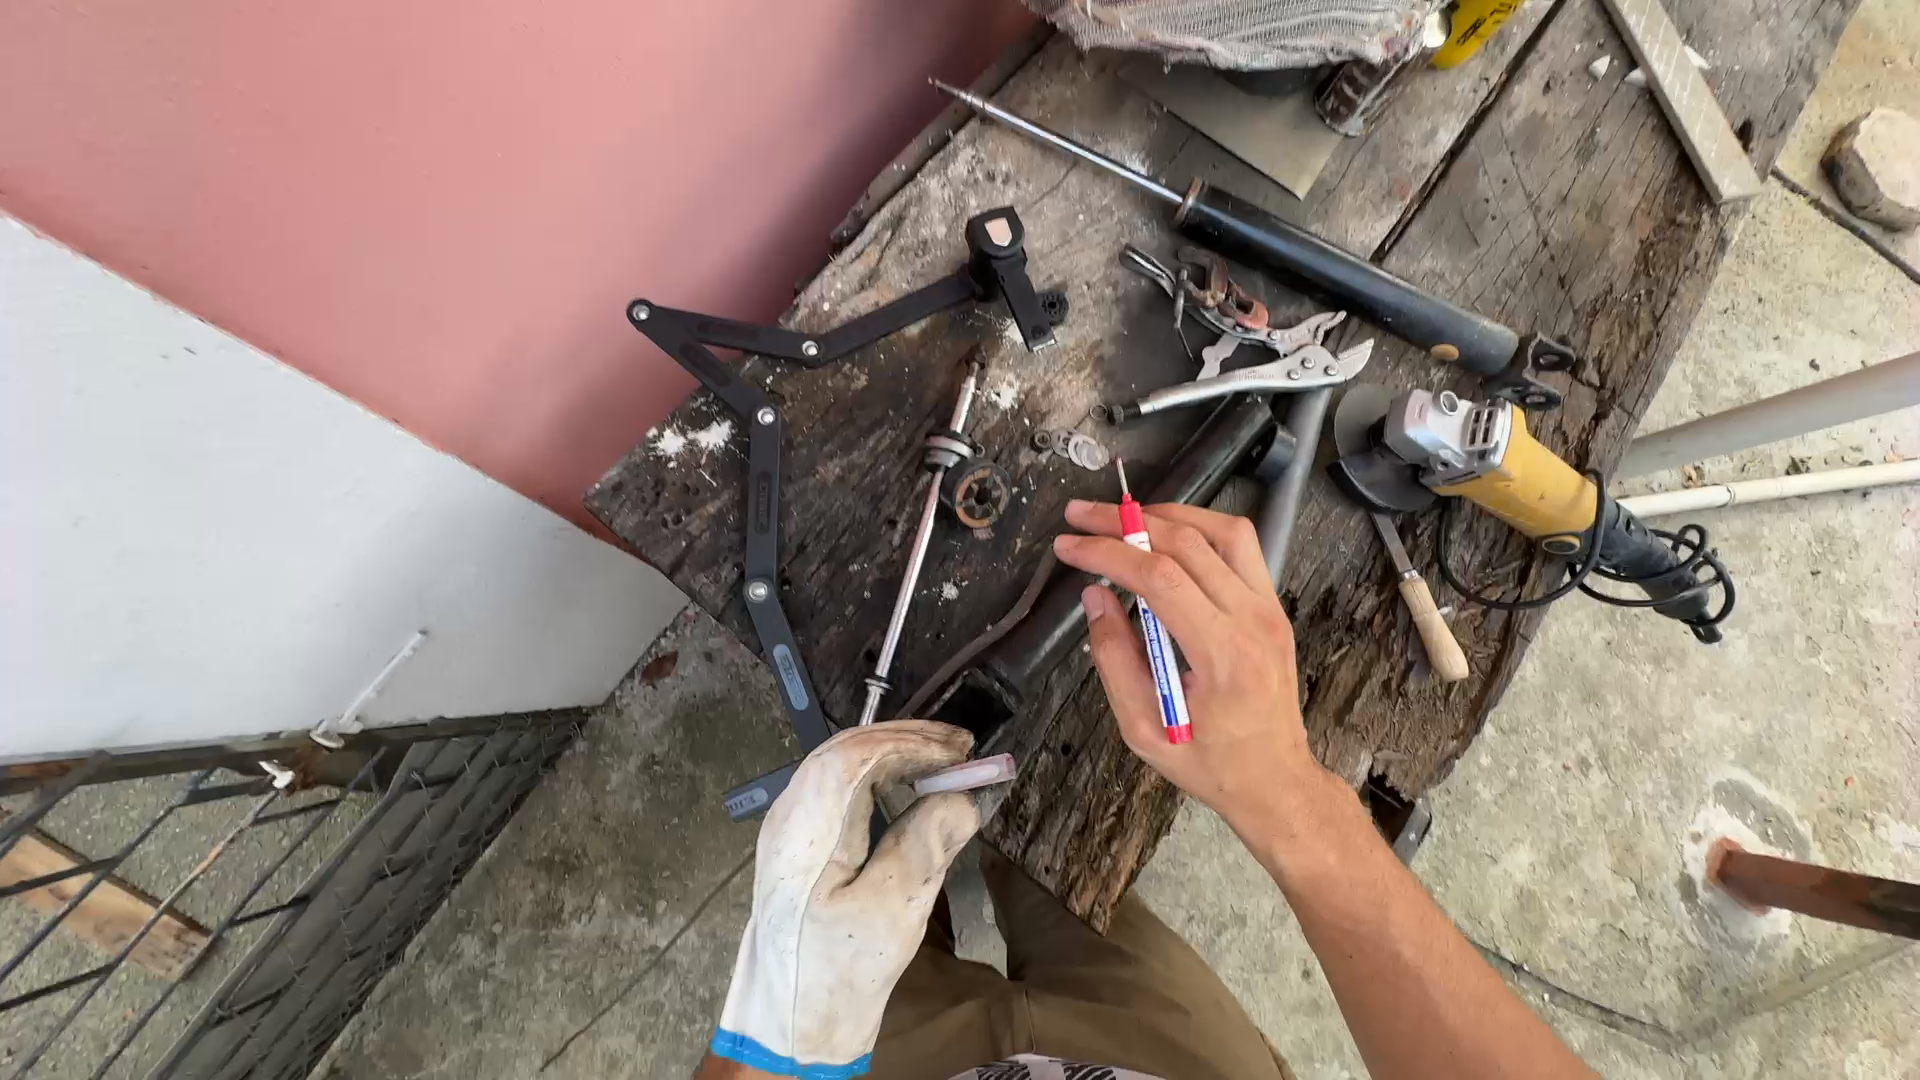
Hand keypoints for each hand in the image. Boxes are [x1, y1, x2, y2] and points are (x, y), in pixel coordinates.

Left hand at [712, 721, 979, 1077]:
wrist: (785, 1022)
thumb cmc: (839, 970)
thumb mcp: (892, 915)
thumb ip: (925, 847)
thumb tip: (961, 796)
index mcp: (805, 831)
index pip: (854, 756)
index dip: (910, 744)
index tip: (960, 754)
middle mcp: (789, 813)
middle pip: (845, 747)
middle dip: (906, 737)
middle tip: (961, 745)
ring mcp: (789, 821)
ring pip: (840, 758)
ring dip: (893, 748)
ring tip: (942, 755)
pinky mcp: (798, 835)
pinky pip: (837, 780)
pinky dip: (878, 768)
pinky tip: (907, 779)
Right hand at [1052, 500, 1337, 837]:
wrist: (1275, 780)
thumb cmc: (1210, 763)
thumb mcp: (1143, 729)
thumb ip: (1114, 659)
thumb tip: (1094, 596)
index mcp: (1222, 655)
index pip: (1160, 579)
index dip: (1107, 553)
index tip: (1068, 545)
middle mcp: (1253, 621)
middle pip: (1186, 543)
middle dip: (1124, 522)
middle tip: (1080, 515)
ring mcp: (1269, 609)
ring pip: (1220, 531)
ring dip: (1165, 514)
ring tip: (1121, 516)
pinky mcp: (1272, 606)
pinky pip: (1240, 545)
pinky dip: (1199, 526)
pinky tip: (1166, 531)